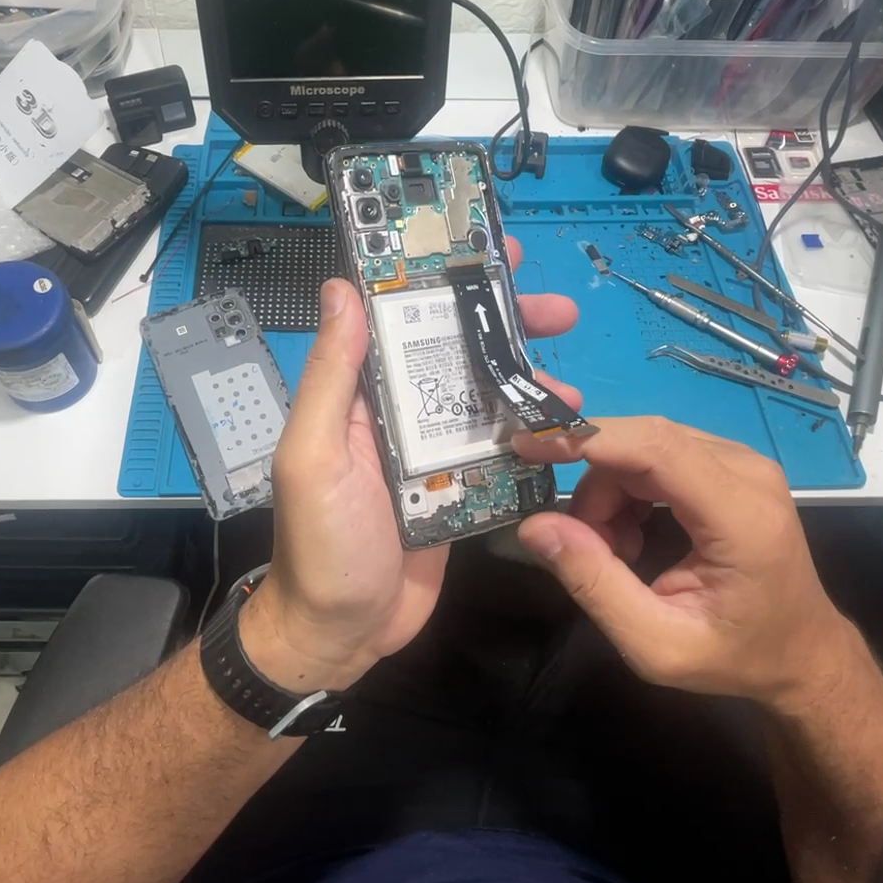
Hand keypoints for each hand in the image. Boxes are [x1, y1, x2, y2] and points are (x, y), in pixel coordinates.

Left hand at [246, 237, 580, 693]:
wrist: (343, 631)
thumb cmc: (322, 542)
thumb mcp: (314, 452)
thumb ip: (333, 374)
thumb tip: (342, 287)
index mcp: (361, 392)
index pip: (400, 317)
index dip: (440, 279)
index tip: (486, 251)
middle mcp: (399, 411)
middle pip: (456, 350)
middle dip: (503, 324)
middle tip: (555, 308)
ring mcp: (434, 449)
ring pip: (489, 397)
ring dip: (529, 382)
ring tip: (568, 385)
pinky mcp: (462, 487)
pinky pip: (502, 449)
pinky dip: (534, 435)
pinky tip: (566, 428)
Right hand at [510, 417, 857, 713]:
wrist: (802, 653)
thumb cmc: (734, 656)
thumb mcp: (656, 646)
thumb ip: (594, 585)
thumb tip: (534, 525)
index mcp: (741, 516)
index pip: (655, 448)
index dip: (587, 437)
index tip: (528, 446)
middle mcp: (747, 471)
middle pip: (641, 440)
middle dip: (591, 481)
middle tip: (577, 538)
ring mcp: (742, 460)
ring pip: (641, 444)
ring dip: (608, 491)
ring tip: (616, 551)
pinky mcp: (729, 461)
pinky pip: (655, 453)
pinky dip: (626, 488)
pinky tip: (633, 533)